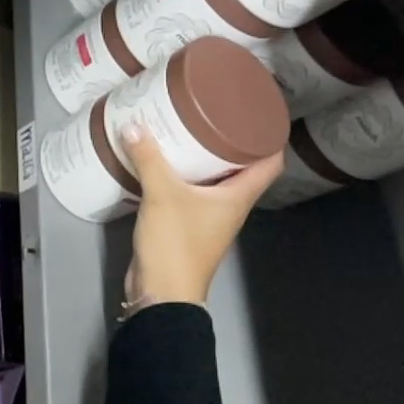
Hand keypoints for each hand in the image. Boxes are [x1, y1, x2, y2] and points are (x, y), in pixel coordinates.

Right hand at [120, 124, 282, 312]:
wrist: (162, 291)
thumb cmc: (176, 243)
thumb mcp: (162, 195)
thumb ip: (149, 159)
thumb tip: (134, 125)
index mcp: (238, 197)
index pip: (269, 163)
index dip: (269, 137)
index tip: (255, 113)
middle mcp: (229, 206)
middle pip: (240, 168)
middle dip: (228, 141)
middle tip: (210, 114)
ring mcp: (208, 217)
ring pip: (212, 180)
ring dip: (202, 159)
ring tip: (184, 132)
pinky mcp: (185, 225)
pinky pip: (189, 192)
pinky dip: (180, 175)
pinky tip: (161, 163)